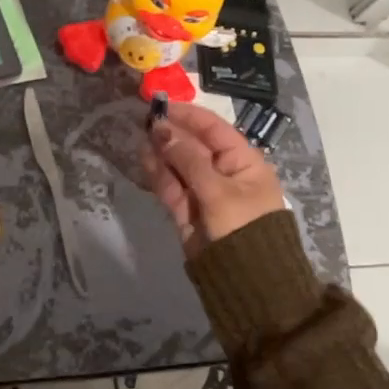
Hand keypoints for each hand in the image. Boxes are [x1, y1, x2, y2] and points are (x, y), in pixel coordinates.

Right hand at [140, 102, 286, 257]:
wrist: (246, 284)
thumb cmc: (242, 228)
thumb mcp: (218, 191)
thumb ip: (187, 158)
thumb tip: (161, 127)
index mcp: (243, 162)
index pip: (213, 128)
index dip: (188, 115)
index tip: (161, 104)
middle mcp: (223, 172)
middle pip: (193, 144)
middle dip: (170, 133)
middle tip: (145, 122)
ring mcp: (204, 192)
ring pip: (178, 164)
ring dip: (161, 151)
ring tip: (142, 139)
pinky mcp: (187, 210)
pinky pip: (171, 185)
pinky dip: (158, 172)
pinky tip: (145, 158)